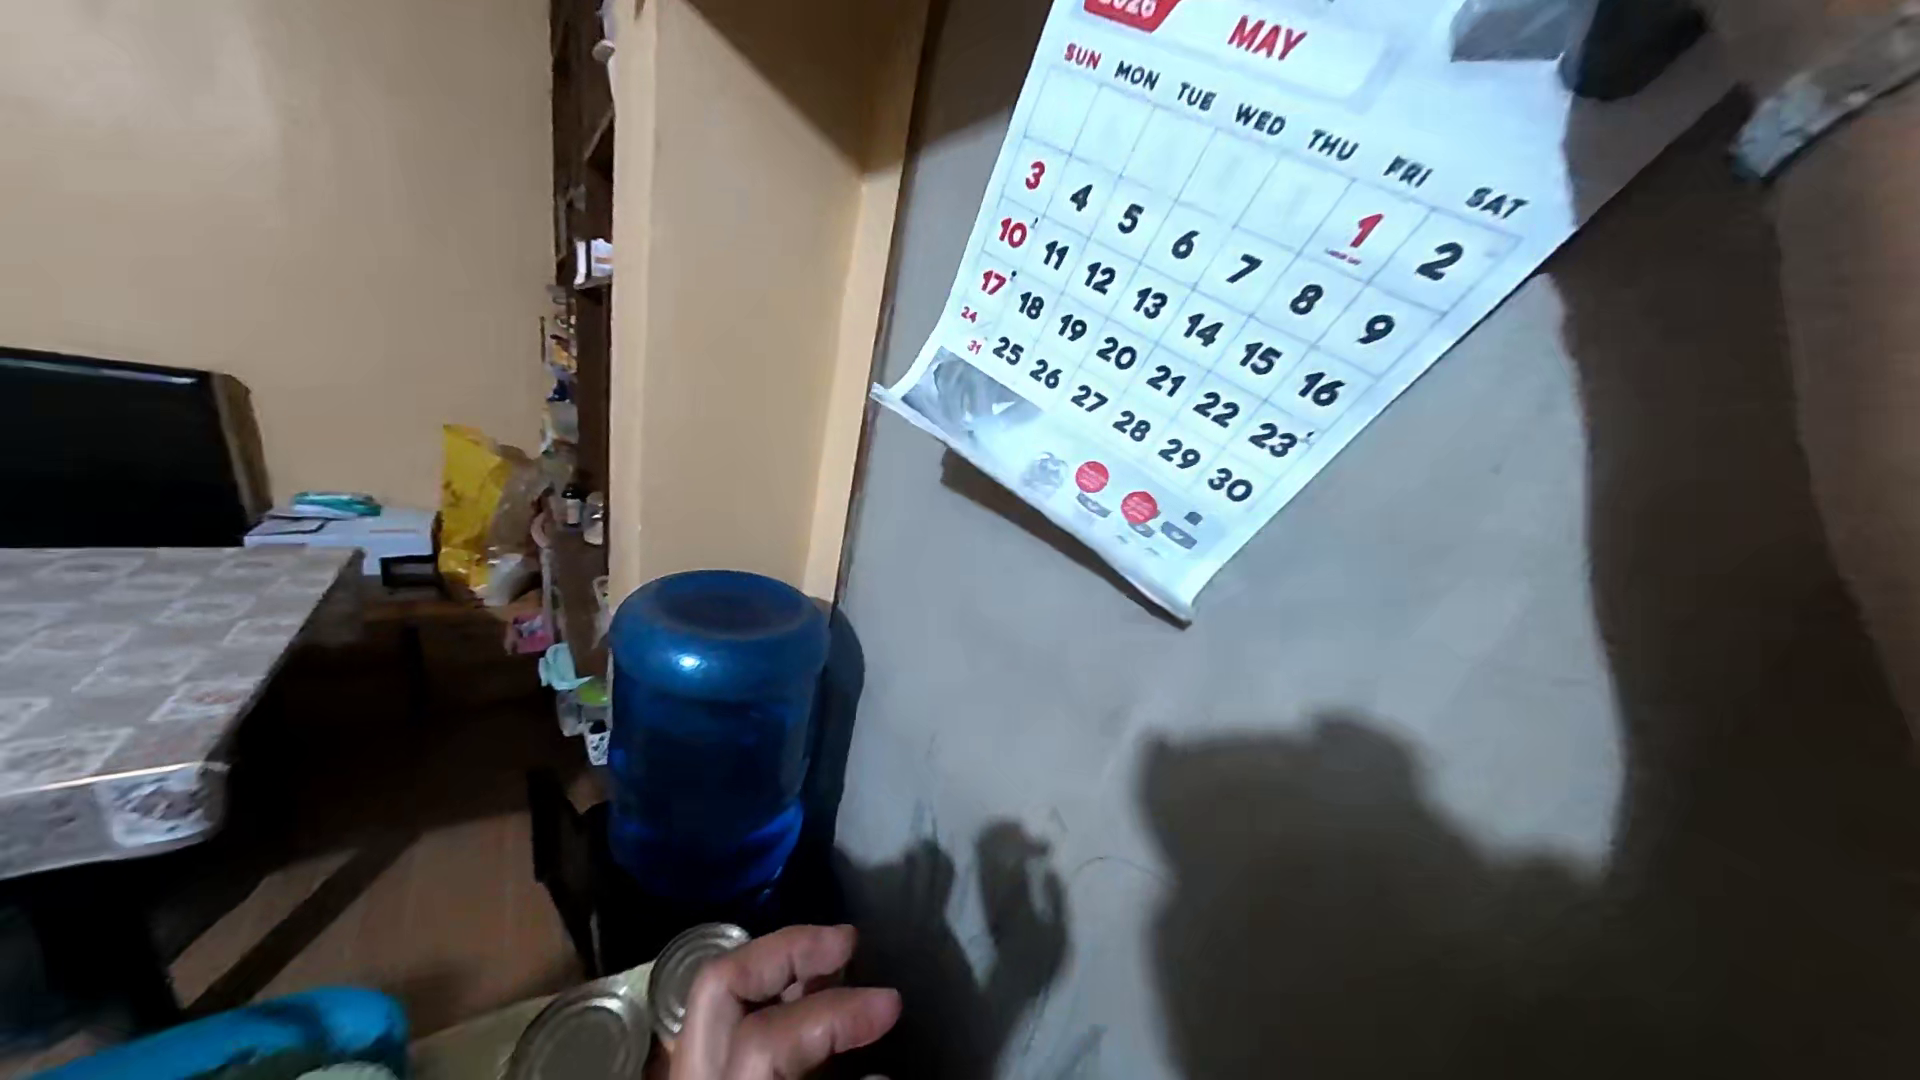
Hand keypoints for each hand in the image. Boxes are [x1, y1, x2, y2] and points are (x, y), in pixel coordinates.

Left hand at [665, 925, 900, 1079]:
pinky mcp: (697, 1061)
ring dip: (784, 958)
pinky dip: (773, 986)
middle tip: (849, 941)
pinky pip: (730, 1008)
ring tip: (835, 956)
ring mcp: (685, 1065)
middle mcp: (691, 1072)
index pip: (768, 1040)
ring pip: (719, 986)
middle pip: (720, 983)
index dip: (836, 1016)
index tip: (890, 1003)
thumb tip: (882, 1068)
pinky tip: (808, 989)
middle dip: (790, 949)